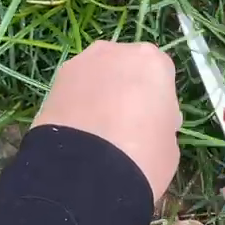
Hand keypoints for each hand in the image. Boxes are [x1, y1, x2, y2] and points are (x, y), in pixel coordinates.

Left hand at [34, 40, 181, 199]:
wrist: (87, 172)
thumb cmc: (143, 156)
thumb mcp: (169, 142)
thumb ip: (161, 120)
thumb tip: (149, 121)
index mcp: (152, 62)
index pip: (161, 74)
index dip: (158, 99)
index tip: (154, 122)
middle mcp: (117, 52)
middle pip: (127, 68)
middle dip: (127, 90)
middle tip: (126, 126)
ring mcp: (82, 63)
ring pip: (98, 76)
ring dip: (99, 95)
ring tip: (97, 133)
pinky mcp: (55, 81)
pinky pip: (75, 90)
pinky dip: (77, 105)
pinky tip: (78, 133)